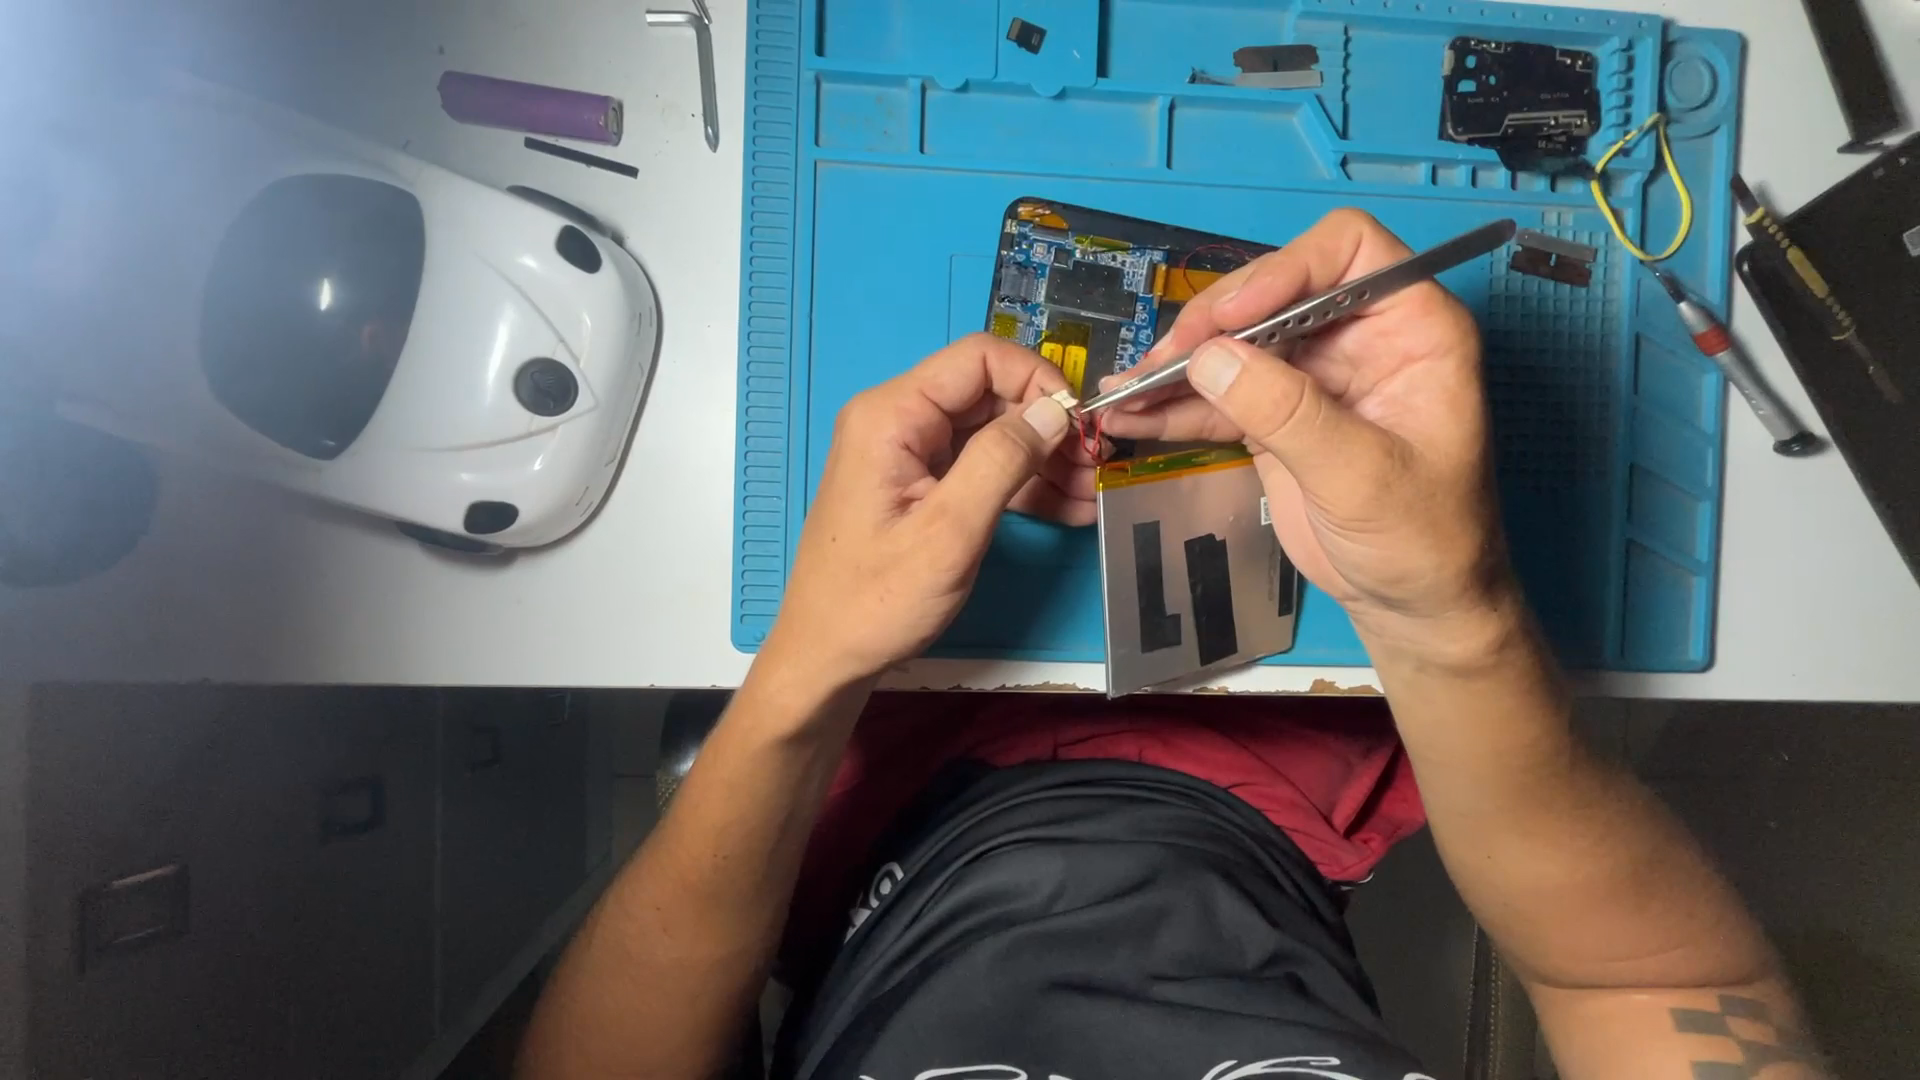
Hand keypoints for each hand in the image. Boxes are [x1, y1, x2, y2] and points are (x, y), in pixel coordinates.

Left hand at [765, 333, 1092, 685]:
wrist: (828, 653)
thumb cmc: (878, 600)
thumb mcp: (948, 532)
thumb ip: (1002, 462)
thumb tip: (1054, 411)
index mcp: (892, 415)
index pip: (978, 358)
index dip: (1037, 380)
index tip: (1079, 425)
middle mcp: (898, 421)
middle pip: (990, 396)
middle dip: (1048, 428)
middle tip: (1097, 468)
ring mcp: (910, 455)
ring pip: (993, 434)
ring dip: (1044, 462)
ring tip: (1092, 496)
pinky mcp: (920, 486)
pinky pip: (980, 469)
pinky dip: (1023, 486)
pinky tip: (1068, 509)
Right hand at [1099, 210, 1519, 663]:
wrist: (1409, 602)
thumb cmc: (1422, 537)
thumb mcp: (1361, 474)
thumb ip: (1287, 412)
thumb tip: (1206, 359)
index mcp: (1407, 330)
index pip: (1347, 253)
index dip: (1284, 272)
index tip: (1229, 320)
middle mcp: (1353, 340)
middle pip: (1270, 297)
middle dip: (1209, 328)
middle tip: (1159, 365)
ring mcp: (1305, 379)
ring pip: (1231, 349)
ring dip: (1174, 370)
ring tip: (1123, 395)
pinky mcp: (1269, 418)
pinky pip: (1214, 399)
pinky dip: (1171, 408)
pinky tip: (1128, 418)